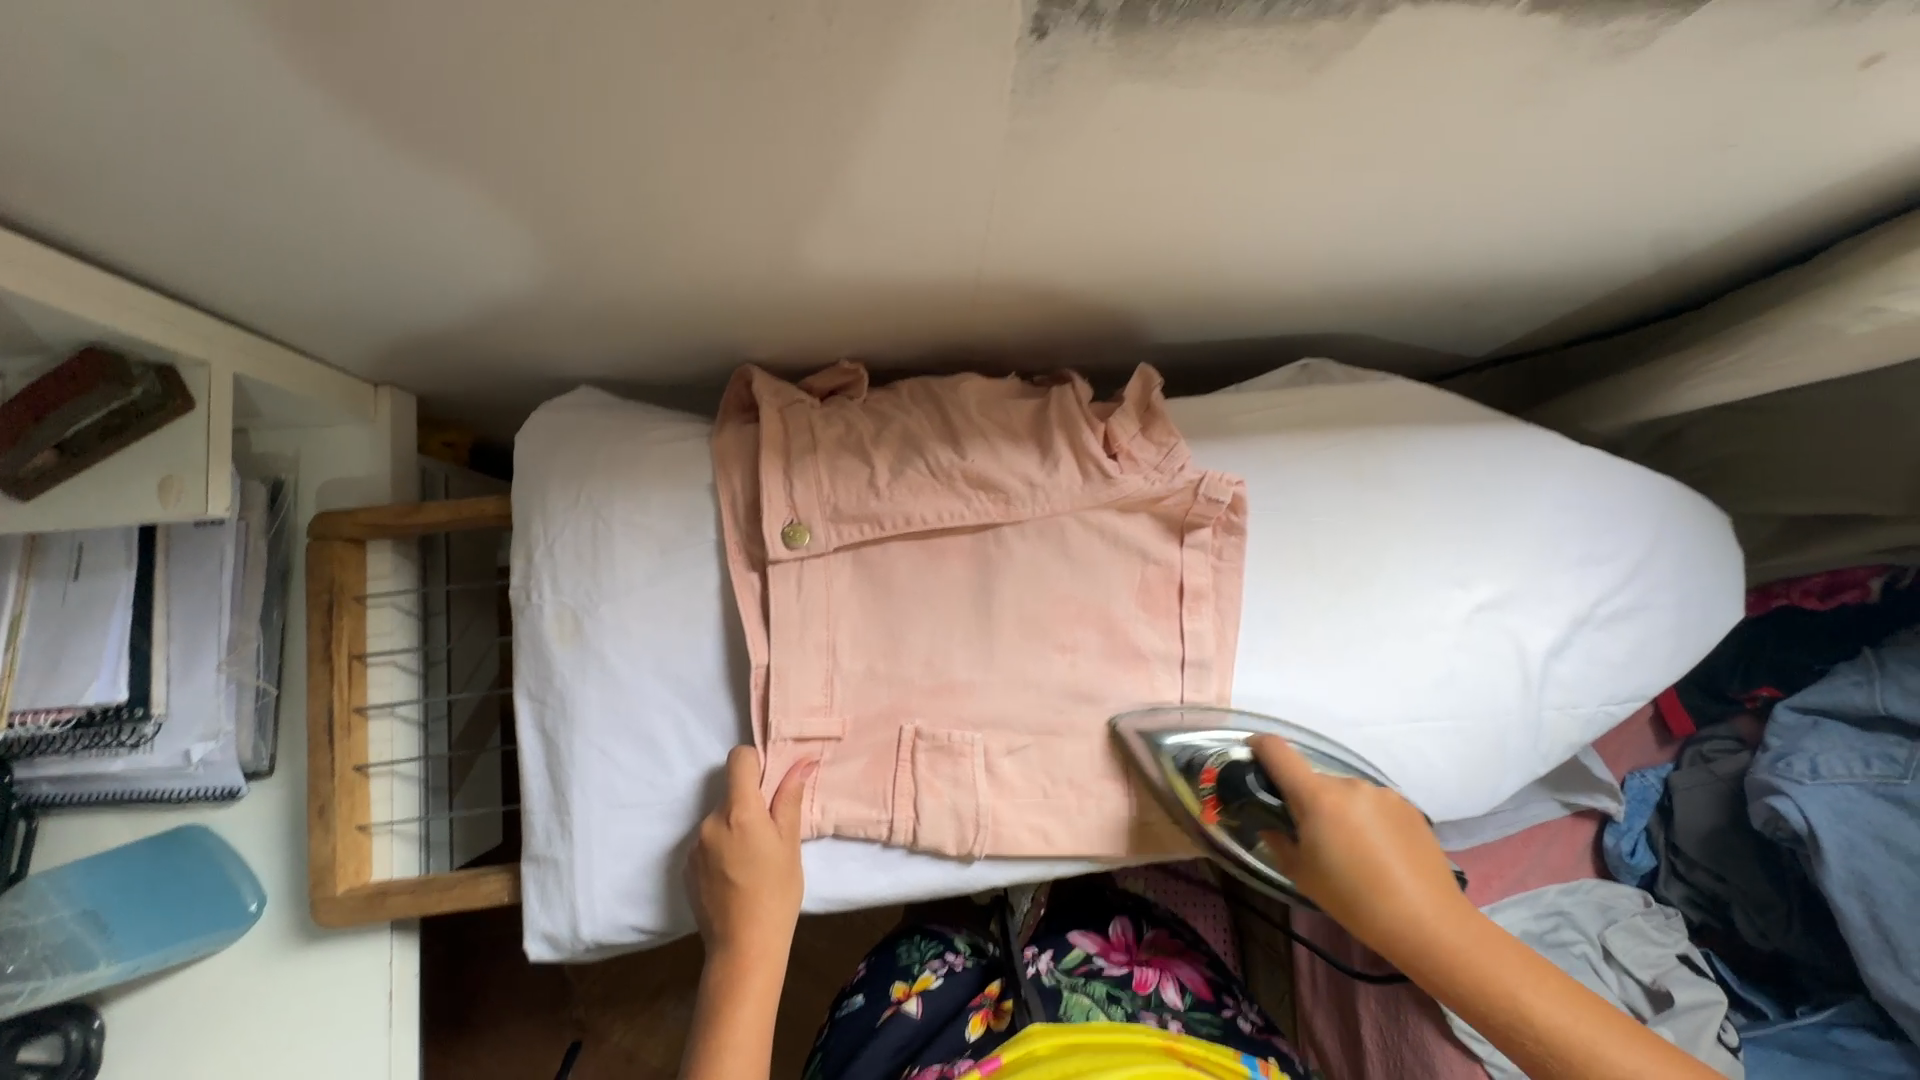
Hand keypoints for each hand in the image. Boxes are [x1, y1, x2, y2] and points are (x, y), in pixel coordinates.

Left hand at [686, 746, 814, 958]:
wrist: (743, 948)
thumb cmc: (777, 894)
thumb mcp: (790, 844)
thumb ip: (789, 799)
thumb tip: (800, 763)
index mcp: (740, 811)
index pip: (738, 759)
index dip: (756, 762)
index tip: (770, 784)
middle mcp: (711, 821)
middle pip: (731, 793)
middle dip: (750, 804)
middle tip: (771, 835)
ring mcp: (694, 845)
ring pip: (720, 819)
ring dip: (735, 828)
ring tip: (753, 862)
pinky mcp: (686, 866)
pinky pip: (707, 842)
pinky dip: (722, 848)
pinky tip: (736, 876)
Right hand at [1251, 735, 1471, 958]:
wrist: (1427, 921)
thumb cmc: (1353, 900)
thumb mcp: (1300, 872)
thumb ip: (1276, 836)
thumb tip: (1269, 819)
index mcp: (1317, 796)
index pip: (1277, 750)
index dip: (1258, 747)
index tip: (1252, 757)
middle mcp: (1349, 784)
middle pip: (1313, 779)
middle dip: (1305, 799)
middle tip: (1311, 837)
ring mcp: (1382, 792)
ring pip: (1344, 793)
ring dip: (1338, 810)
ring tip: (1351, 850)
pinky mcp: (1408, 805)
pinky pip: (1372, 804)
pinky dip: (1365, 819)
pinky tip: (1378, 853)